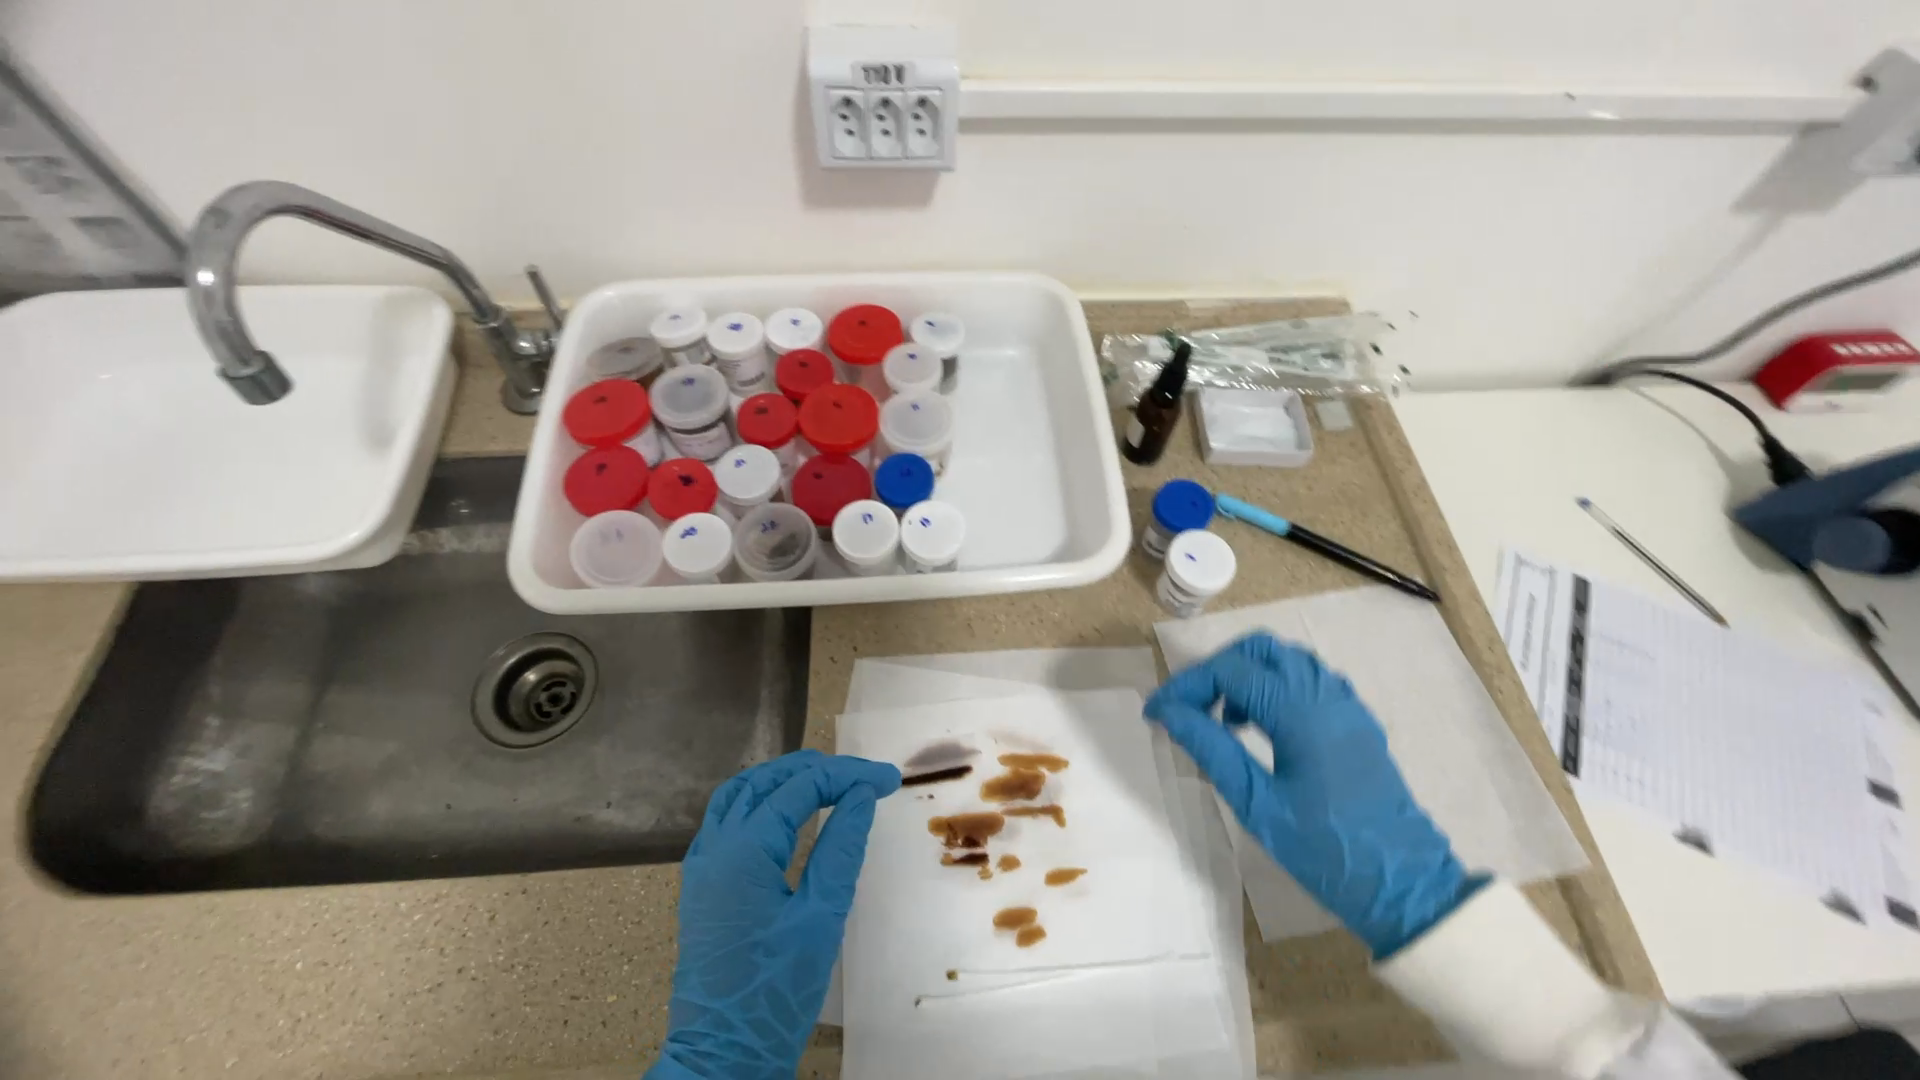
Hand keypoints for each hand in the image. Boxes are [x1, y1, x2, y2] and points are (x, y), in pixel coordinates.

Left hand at [647, 750, 902, 1079]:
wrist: (722, 1053)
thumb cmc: (776, 989)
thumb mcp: (821, 916)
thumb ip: (840, 848)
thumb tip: (860, 794)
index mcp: (743, 850)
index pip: (800, 788)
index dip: (847, 776)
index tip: (889, 780)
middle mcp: (715, 845)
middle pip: (767, 781)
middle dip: (818, 770)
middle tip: (865, 776)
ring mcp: (703, 863)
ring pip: (741, 794)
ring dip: (785, 778)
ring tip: (829, 779)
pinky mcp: (702, 883)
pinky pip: (727, 818)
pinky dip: (760, 800)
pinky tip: (785, 810)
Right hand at [1145, 633, 1480, 957]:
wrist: (1405, 886)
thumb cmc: (1325, 851)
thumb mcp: (1256, 804)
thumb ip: (1210, 749)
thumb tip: (1168, 713)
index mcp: (1301, 712)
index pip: (1230, 671)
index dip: (1186, 686)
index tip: (1156, 714)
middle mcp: (1326, 694)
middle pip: (1259, 649)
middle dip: (1216, 670)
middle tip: (1190, 709)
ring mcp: (1346, 704)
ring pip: (1286, 660)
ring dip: (1246, 677)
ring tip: (1222, 721)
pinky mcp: (1355, 720)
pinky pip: (1308, 679)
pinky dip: (1274, 687)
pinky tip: (1260, 727)